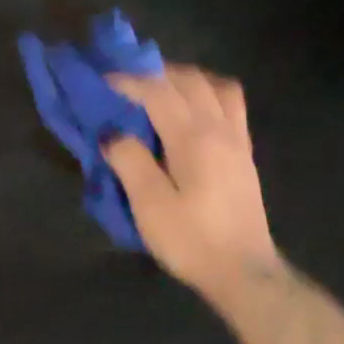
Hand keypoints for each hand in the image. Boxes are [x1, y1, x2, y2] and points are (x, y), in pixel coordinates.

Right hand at [104, 65, 279, 294]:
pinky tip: (187, 113)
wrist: (243, 271)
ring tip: (159, 92)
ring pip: (216, 87)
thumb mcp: (149, 205)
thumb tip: (112, 134)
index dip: (128, 81)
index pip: (158, 92)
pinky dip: (205, 95)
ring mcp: (236, 140)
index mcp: (194, 138)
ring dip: (185, 80)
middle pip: (190, 81)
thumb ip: (130, 161)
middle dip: (155, 73)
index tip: (101, 81)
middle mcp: (219, 129)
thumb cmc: (191, 239)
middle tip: (125, 83)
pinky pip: (229, 105)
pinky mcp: (243, 155)